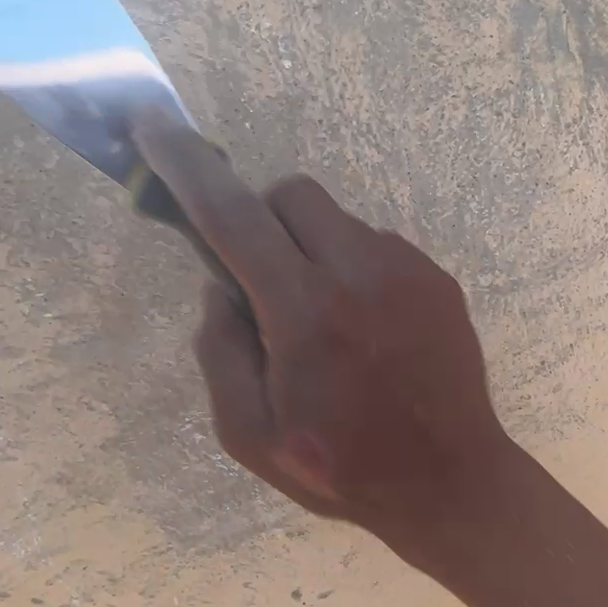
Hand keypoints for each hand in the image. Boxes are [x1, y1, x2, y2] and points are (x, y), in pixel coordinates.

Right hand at [131, 112, 515, 545]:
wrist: (451, 479)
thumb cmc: (341, 468)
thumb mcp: (249, 435)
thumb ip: (220, 350)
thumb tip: (221, 285)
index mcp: (305, 311)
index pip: (234, 216)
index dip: (188, 167)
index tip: (156, 127)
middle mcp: (361, 272)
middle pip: (294, 194)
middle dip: (262, 217)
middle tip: (263, 278)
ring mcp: (409, 270)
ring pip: (341, 221)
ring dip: (314, 250)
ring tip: (328, 323)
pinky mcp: (439, 279)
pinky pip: (380, 247)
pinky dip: (356, 269)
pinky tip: (370, 329)